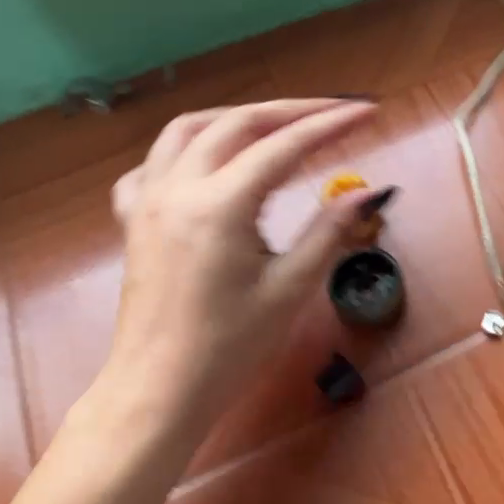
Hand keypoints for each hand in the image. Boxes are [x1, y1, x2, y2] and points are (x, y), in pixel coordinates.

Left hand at [96, 99, 378, 437]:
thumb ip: (328, 231)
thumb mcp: (290, 288)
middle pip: (238, 123)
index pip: (285, 146)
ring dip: (238, 118)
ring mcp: (148, 200)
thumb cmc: (230, 348)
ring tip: (278, 123)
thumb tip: (370, 192)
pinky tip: (209, 164)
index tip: (368, 111)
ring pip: (188, 130)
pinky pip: (154, 164)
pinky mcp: (133, 220)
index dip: (331, 124)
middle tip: (335, 111)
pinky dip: (187, 149)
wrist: (158, 392)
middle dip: (291, 111)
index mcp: (220, 205)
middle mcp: (178, 188)